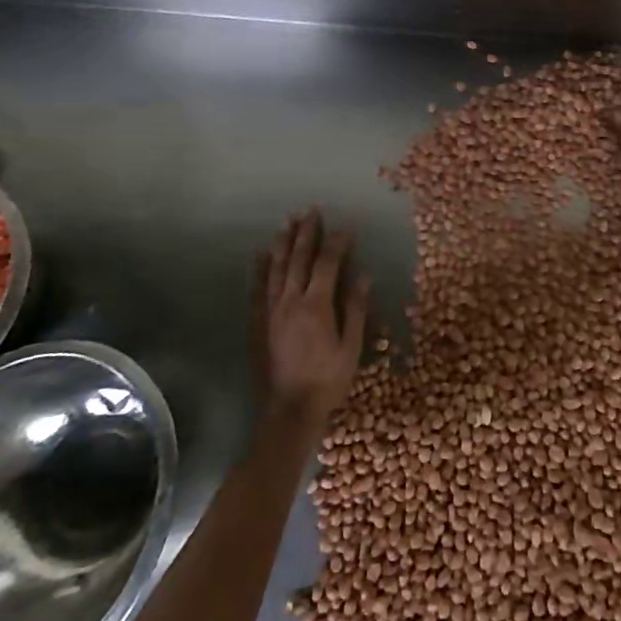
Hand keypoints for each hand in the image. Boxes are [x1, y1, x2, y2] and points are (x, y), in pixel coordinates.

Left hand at [253, 210, 368, 428]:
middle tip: (311, 211)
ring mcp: (270, 310)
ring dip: (283, 243)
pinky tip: (262, 254)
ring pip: (276, 268)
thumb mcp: (351, 347)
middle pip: (298, 259)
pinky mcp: (258, 322)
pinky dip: (261, 268)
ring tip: (287, 222)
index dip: (337, 242)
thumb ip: (355, 308)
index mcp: (316, 305)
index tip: (345, 226)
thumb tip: (362, 275)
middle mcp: (290, 301)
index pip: (327, 264)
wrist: (289, 410)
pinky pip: (258, 288)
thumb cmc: (327, 380)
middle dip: (306, 233)